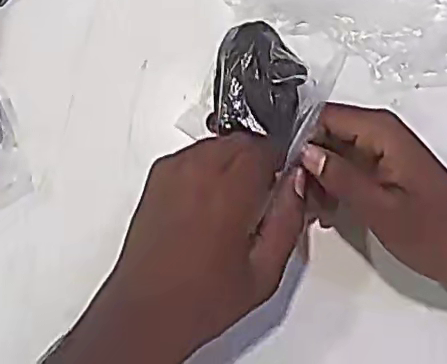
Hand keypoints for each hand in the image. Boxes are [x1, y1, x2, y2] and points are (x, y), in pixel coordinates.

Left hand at [53, 134, 308, 361]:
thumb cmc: (201, 298)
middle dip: (258, 157)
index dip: (281, 157)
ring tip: (236, 201)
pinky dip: (206, 165)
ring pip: (216, 143)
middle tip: (265, 189)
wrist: (149, 306)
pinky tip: (209, 201)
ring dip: (232, 160)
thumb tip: (297, 185)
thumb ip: (287, 220)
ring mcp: (175, 168)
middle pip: (240, 140)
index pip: (263, 147)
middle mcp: (198, 170)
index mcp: (228, 191)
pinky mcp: (158, 172)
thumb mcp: (264, 272)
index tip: (286, 173)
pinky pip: (192, 154)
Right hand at [303, 103, 446, 304]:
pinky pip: (345, 165)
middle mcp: (378, 130)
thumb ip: (340, 178)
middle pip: (324, 131)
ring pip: (331, 149)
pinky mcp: (382, 167)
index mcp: (379, 129)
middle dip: (306, 160)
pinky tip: (328, 210)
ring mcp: (380, 148)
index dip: (299, 138)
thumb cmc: (440, 233)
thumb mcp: (382, 210)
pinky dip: (333, 183)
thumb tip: (305, 153)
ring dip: (318, 176)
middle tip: (299, 194)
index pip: (321, 116)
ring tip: (314, 207)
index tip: (286, 167)